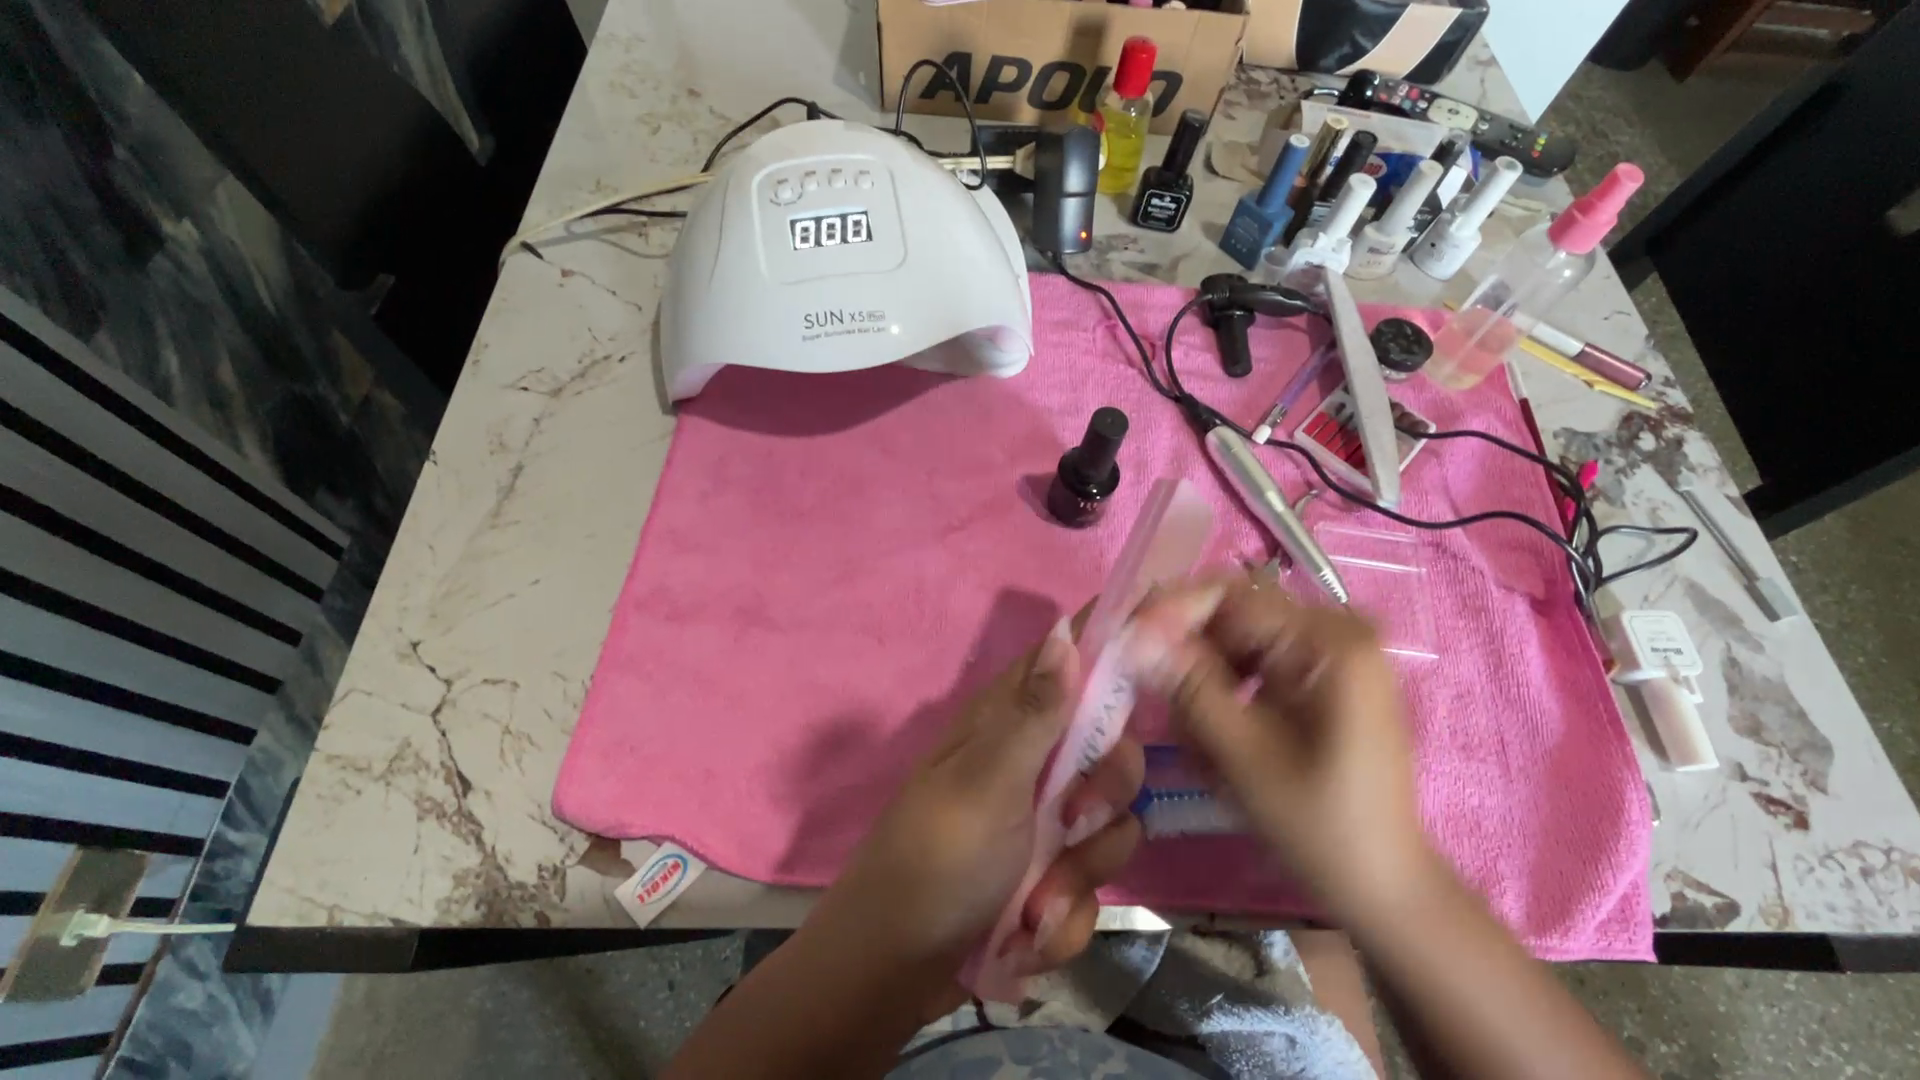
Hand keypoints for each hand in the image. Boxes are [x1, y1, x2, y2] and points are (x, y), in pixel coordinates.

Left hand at [804, 615, 1144, 1016]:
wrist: (893, 972)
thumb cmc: (937, 861)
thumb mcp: (987, 782)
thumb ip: (1034, 714)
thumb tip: (1063, 631)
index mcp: (1008, 724)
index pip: (1070, 662)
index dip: (1116, 650)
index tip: (1163, 660)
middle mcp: (1030, 767)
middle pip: (1112, 753)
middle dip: (1106, 799)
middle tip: (1073, 823)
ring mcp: (1040, 827)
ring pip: (1110, 830)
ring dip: (1076, 878)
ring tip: (1032, 904)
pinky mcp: (1046, 880)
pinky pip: (1089, 890)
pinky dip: (1060, 919)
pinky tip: (1024, 935)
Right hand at [1127, 577, 1437, 915]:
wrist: (1384, 882)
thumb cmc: (1319, 825)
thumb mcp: (1244, 755)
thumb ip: (1189, 686)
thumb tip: (1133, 635)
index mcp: (1332, 641)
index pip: (1231, 595)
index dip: (1171, 613)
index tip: (1128, 648)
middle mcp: (1338, 630)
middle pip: (1235, 615)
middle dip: (1188, 654)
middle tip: (1154, 701)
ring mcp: (1336, 653)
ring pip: (1240, 640)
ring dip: (1204, 677)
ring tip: (1189, 734)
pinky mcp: (1328, 677)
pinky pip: (1260, 662)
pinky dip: (1228, 690)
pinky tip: (1215, 735)